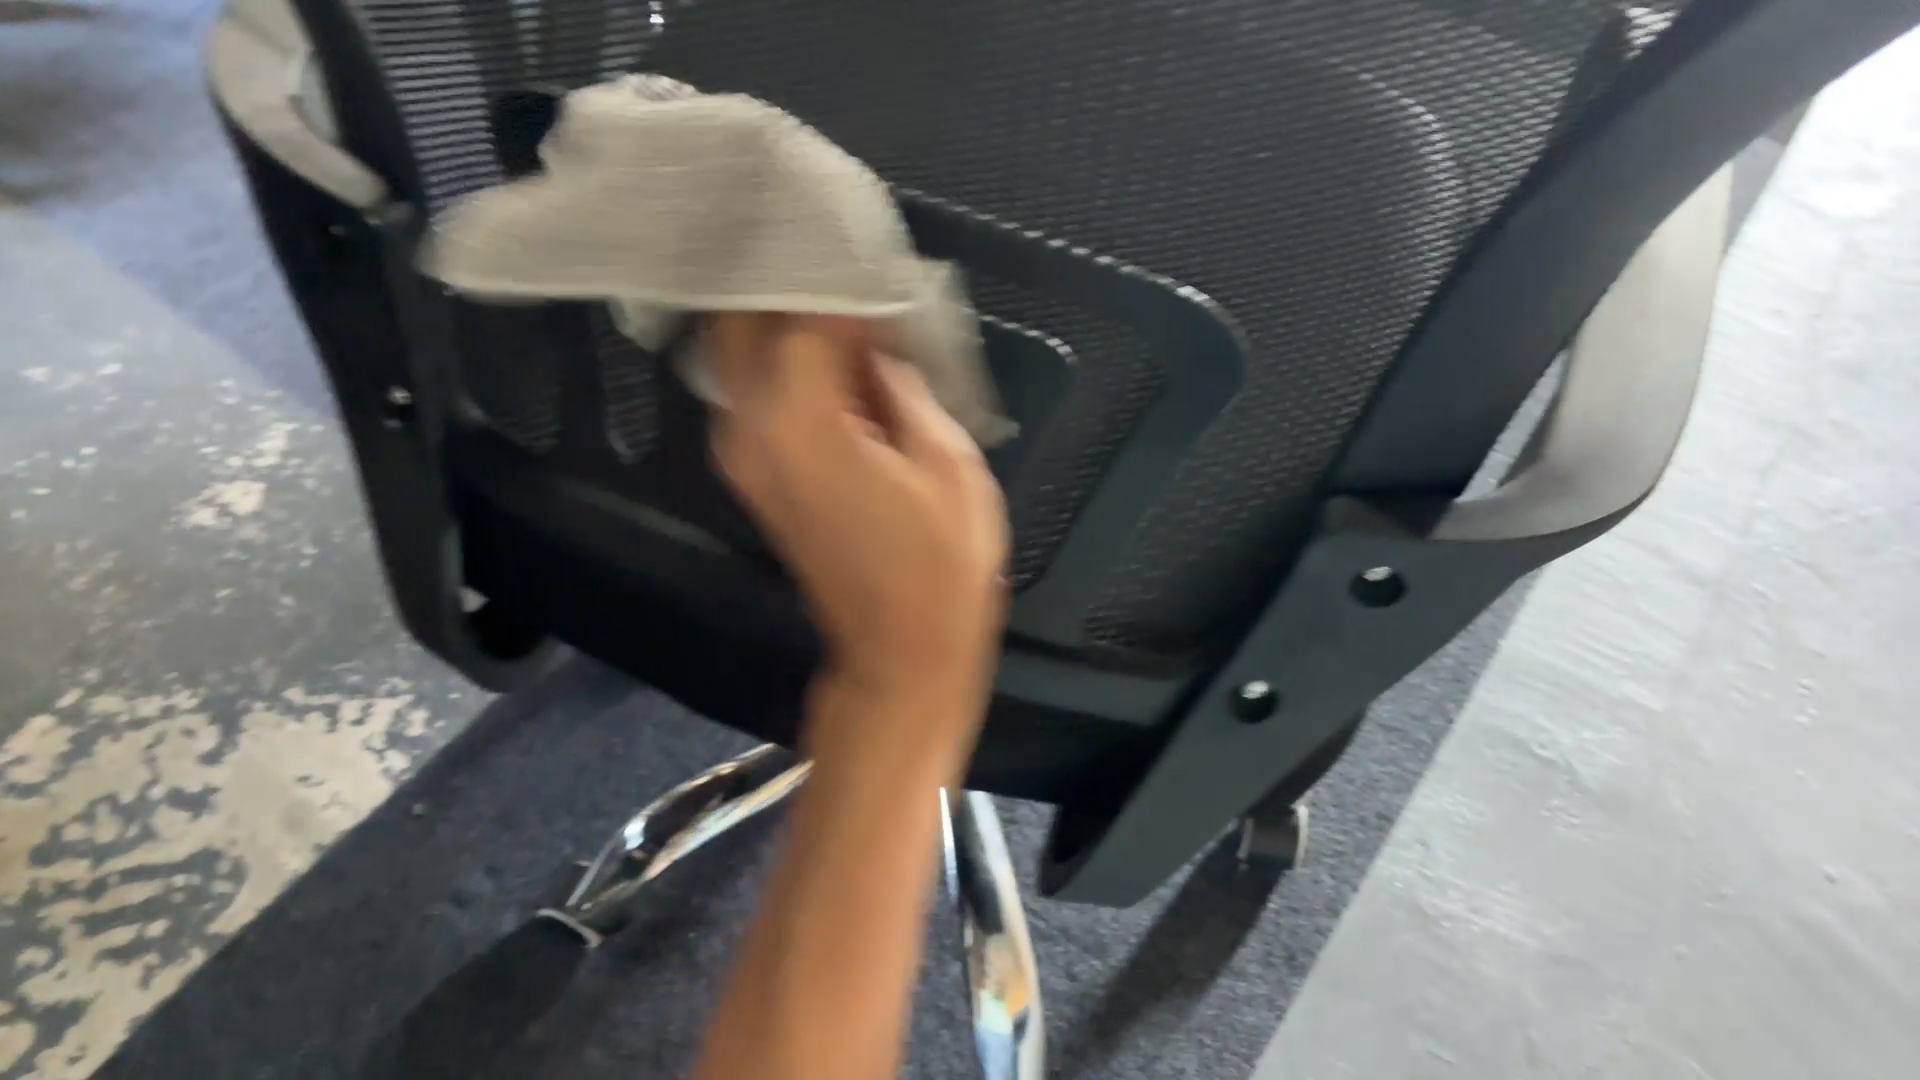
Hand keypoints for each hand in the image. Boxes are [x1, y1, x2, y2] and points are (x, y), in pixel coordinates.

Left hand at [706, 313, 1009, 737]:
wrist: (899, 652)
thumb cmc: (940, 564)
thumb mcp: (948, 461)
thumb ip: (904, 384)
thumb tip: (877, 342)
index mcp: (799, 420)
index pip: (801, 315)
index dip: (845, 290)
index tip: (883, 276)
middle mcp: (749, 429)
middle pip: (744, 323)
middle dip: (789, 288)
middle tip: (844, 271)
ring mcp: (741, 455)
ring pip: (739, 355)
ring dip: (782, 325)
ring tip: (841, 309)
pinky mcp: (751, 475)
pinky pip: (753, 395)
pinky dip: (781, 366)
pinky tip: (832, 362)